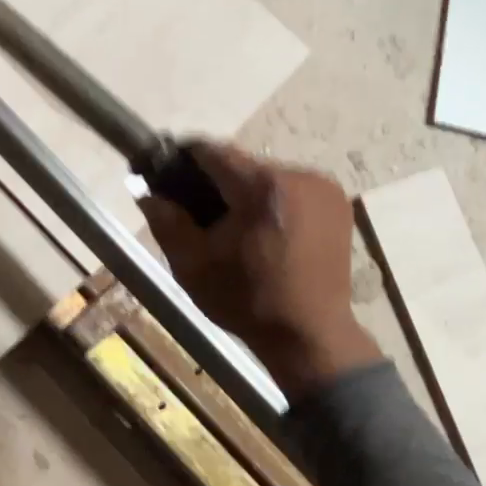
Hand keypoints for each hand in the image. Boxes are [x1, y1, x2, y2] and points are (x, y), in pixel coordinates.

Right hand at [139, 142, 380, 398]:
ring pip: (268, 179)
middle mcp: (299, 175)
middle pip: (242, 166)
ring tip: (231, 231)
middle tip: (195, 215)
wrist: (308, 333)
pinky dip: (271, 206)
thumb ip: (167, 222)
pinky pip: (291, 193)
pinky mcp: (338, 205)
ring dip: (244, 195)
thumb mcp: (192, 264)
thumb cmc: (244, 299)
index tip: (163, 171)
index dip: (182, 158)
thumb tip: (148, 193)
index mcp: (261, 186)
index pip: (212, 151)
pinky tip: (262, 237)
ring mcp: (325, 188)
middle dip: (215, 185)